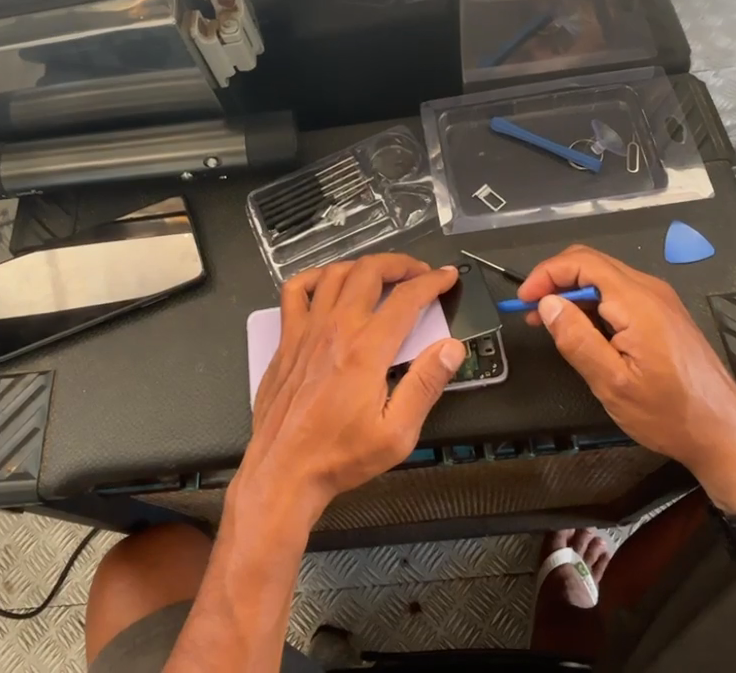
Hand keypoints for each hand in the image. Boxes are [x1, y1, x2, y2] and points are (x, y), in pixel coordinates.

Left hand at [239, 254, 465, 521]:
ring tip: (383, 275)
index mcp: (366, 350)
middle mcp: (336, 329)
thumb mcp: (397, 433)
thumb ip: (425, 385)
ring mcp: (306, 330)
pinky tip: (329, 282)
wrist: (284, 471)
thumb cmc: (341, 456)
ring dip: (364, 266)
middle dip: (401, 264)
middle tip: (419, 272)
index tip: (447, 277)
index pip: (406, 298)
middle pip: (370, 272)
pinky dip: (315, 276)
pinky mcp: (286, 339)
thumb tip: (451, 347)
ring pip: (335, 274)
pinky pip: (295, 291)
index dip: (432, 282)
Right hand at [518, 244, 735, 512]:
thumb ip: (577, 340)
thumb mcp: (612, 383)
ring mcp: (661, 301)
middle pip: (592, 263)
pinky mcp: (665, 315)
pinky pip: (620, 294)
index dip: (546, 275)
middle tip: (532, 312)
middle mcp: (651, 291)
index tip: (523, 302)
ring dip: (573, 293)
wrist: (725, 435)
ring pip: (605, 277)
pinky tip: (582, 331)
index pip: (581, 263)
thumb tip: (547, 304)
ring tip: (550, 324)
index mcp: (638, 303)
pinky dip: (593, 303)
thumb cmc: (668, 414)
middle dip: (555, 281)